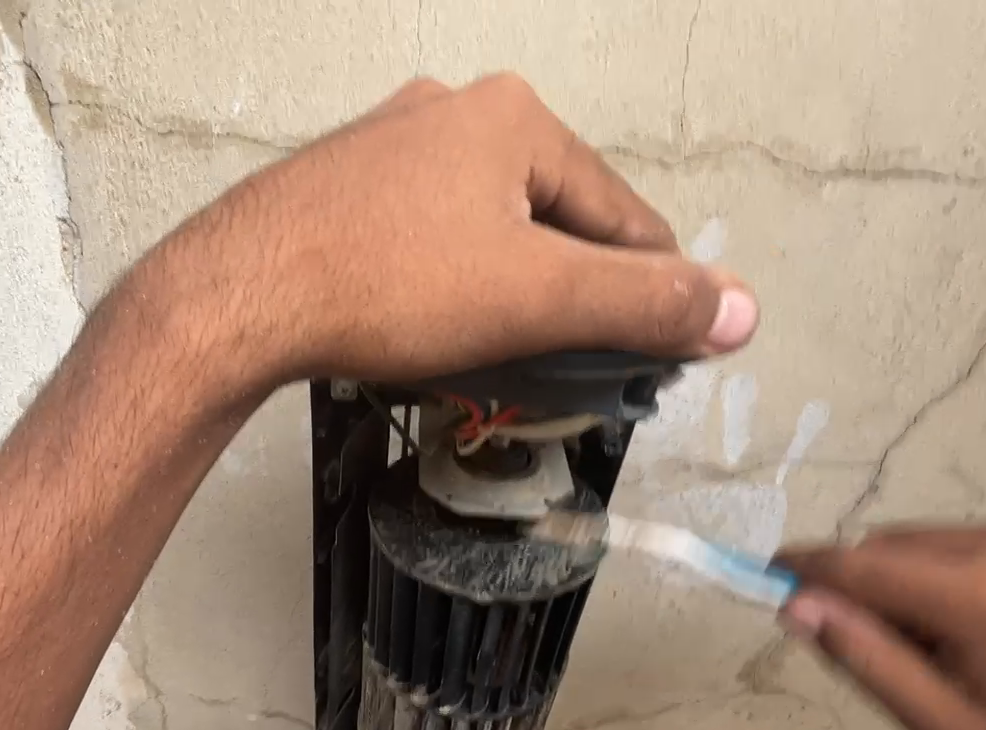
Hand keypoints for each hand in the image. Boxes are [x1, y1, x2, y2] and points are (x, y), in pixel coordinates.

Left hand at [116, 74, 757, 391]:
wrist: (243, 296)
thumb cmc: (394, 287)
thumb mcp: (535, 299)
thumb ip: (640, 305)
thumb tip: (743, 312)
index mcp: (514, 120)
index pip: (617, 212)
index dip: (647, 283)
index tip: (658, 340)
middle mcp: (451, 114)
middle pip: (547, 218)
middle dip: (570, 289)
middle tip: (579, 358)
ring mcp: (385, 150)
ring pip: (481, 229)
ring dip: (508, 288)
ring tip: (512, 350)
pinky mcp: (338, 192)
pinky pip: (423, 240)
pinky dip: (448, 282)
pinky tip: (439, 320)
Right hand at [774, 506, 985, 729]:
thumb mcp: (943, 723)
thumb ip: (862, 660)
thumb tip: (794, 607)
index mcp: (982, 600)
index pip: (860, 567)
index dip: (807, 567)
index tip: (771, 570)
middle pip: (886, 548)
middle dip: (867, 586)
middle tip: (894, 640)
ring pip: (921, 539)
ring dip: (908, 576)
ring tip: (954, 630)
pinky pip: (962, 535)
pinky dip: (949, 568)